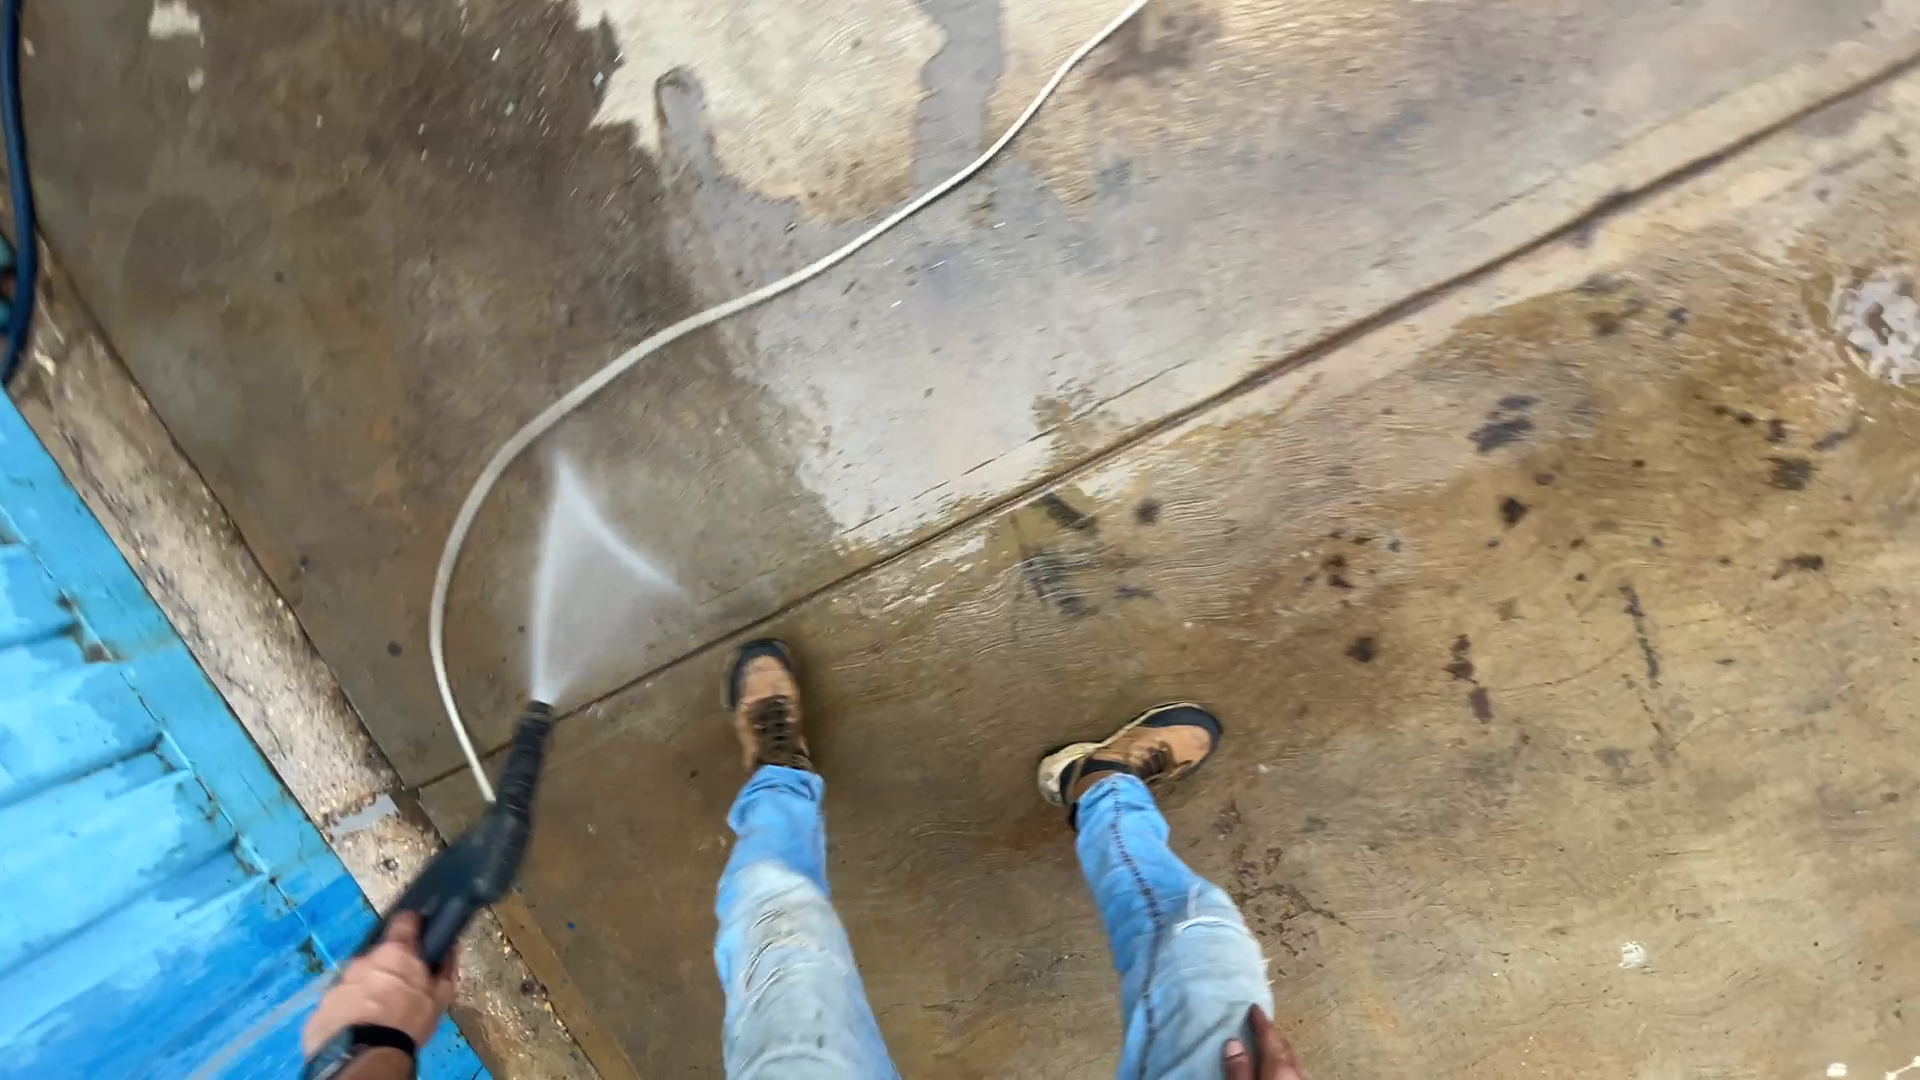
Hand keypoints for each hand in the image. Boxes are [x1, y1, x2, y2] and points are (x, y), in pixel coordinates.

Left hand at [302, 912, 458, 1055]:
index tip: (419, 936)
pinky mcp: (316, 1013)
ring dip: (366, 989)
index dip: (413, 925)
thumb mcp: (441, 995)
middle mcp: (363, 962)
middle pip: (378, 956)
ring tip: (375, 1012)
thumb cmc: (408, 1020)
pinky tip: (356, 1027)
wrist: (363, 1058)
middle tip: (399, 987)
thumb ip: (446, 967)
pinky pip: (337, 1005)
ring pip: (356, 981)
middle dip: (387, 967)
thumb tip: (450, 948)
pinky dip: (347, 1011)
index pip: (404, 920)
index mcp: (396, 952)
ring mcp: (336, 987)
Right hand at [1223, 1005, 1306, 1079]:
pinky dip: (1288, 1067)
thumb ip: (1239, 1067)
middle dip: (1271, 1035)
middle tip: (1256, 1027)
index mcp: (1280, 1066)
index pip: (1269, 1034)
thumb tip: (1233, 1042)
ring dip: (1281, 1053)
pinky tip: (1280, 1073)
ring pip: (1294, 1061)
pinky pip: (1297, 1073)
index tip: (1253, 1006)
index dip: (1260, 1019)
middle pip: (1284, 1045)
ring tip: (1266, 1050)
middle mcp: (1297, 1072)